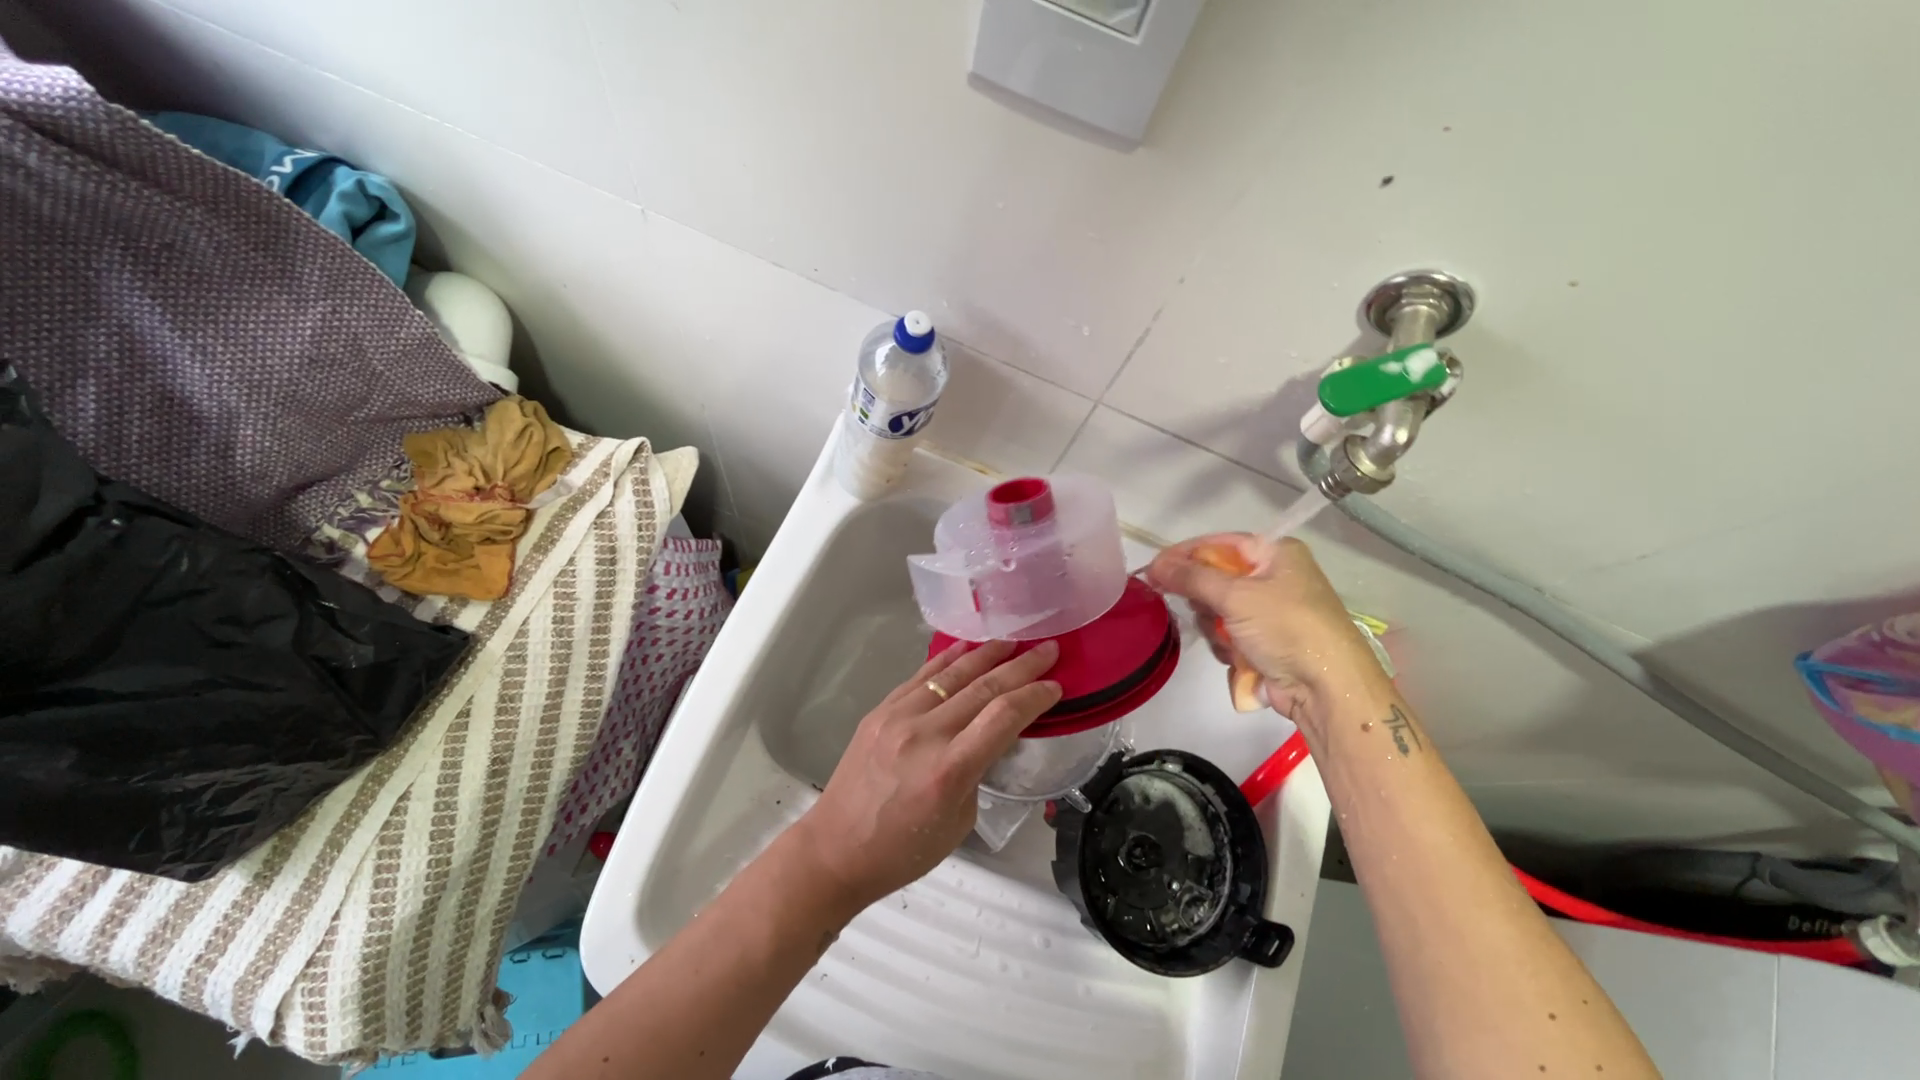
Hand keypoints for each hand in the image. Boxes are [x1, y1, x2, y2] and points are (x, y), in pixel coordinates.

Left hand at [791, 639, 1062, 909]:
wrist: (836, 849)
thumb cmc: (904, 850)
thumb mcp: (961, 821)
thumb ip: (978, 773)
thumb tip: (988, 739)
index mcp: (950, 770)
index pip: (1004, 717)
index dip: (1034, 696)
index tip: (1056, 685)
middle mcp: (924, 734)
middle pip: (983, 688)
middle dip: (1021, 667)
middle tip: (1048, 649)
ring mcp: (897, 718)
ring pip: (951, 675)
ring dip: (987, 654)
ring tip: (1013, 641)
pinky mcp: (879, 712)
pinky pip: (920, 679)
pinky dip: (946, 661)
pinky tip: (966, 649)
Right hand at [1148, 534, 1385, 731]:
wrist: (1326, 686)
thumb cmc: (1287, 627)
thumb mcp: (1236, 596)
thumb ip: (1192, 577)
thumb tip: (1156, 565)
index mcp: (1276, 553)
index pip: (1219, 543)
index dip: (1186, 554)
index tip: (1155, 569)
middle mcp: (1274, 577)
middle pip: (1215, 578)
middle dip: (1204, 598)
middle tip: (1200, 609)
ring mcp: (1270, 611)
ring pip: (1217, 610)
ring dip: (1215, 626)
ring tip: (1228, 639)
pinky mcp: (1265, 641)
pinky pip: (1228, 634)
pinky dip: (1226, 645)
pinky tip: (1237, 656)